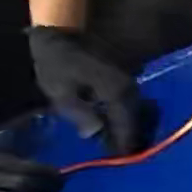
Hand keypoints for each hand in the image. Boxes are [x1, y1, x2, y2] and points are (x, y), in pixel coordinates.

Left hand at [26, 26, 147, 155]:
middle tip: (118, 155)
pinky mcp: (125, 79)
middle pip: (135, 120)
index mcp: (115, 92)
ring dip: (128, 128)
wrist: (60, 32)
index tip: (119, 159)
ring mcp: (129, 82)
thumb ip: (79, 114)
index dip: (124, 144)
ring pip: (134, 112)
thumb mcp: (59, 90)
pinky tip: (114, 124)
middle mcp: (128, 88)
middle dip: (128, 138)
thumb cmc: (56, 62)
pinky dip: (124, 116)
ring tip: (117, 143)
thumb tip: (95, 134)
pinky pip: (130, 104)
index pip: (126, 125)